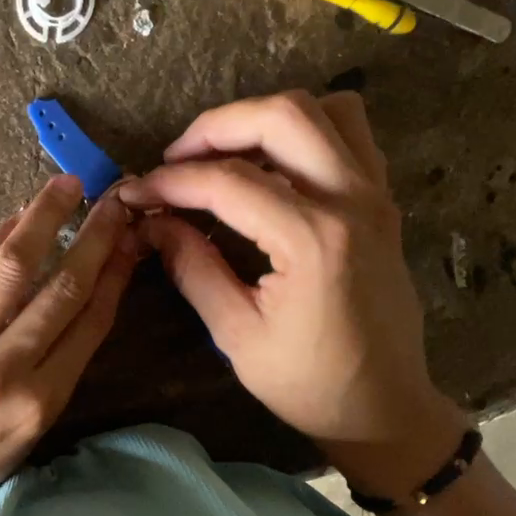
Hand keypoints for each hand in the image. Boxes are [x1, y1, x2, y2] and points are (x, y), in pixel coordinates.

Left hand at [0, 176, 141, 515]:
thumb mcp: (31, 434)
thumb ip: (57, 374)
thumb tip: (83, 306)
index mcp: (41, 402)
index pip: (90, 324)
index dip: (116, 275)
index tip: (131, 239)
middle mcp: (6, 370)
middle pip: (61, 290)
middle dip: (94, 239)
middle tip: (114, 200)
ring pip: (11, 270)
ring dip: (41, 220)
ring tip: (64, 185)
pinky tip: (13, 220)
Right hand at [117, 90, 468, 498]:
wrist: (382, 404)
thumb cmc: (305, 382)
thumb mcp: (236, 334)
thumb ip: (194, 269)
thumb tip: (153, 225)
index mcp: (312, 238)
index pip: (229, 182)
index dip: (172, 182)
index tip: (133, 191)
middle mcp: (351, 199)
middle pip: (284, 116)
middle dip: (217, 126)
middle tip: (174, 158)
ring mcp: (375, 194)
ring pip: (325, 110)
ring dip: (265, 119)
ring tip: (221, 154)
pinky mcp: (382, 202)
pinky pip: (349, 136)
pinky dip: (303, 133)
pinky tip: (268, 167)